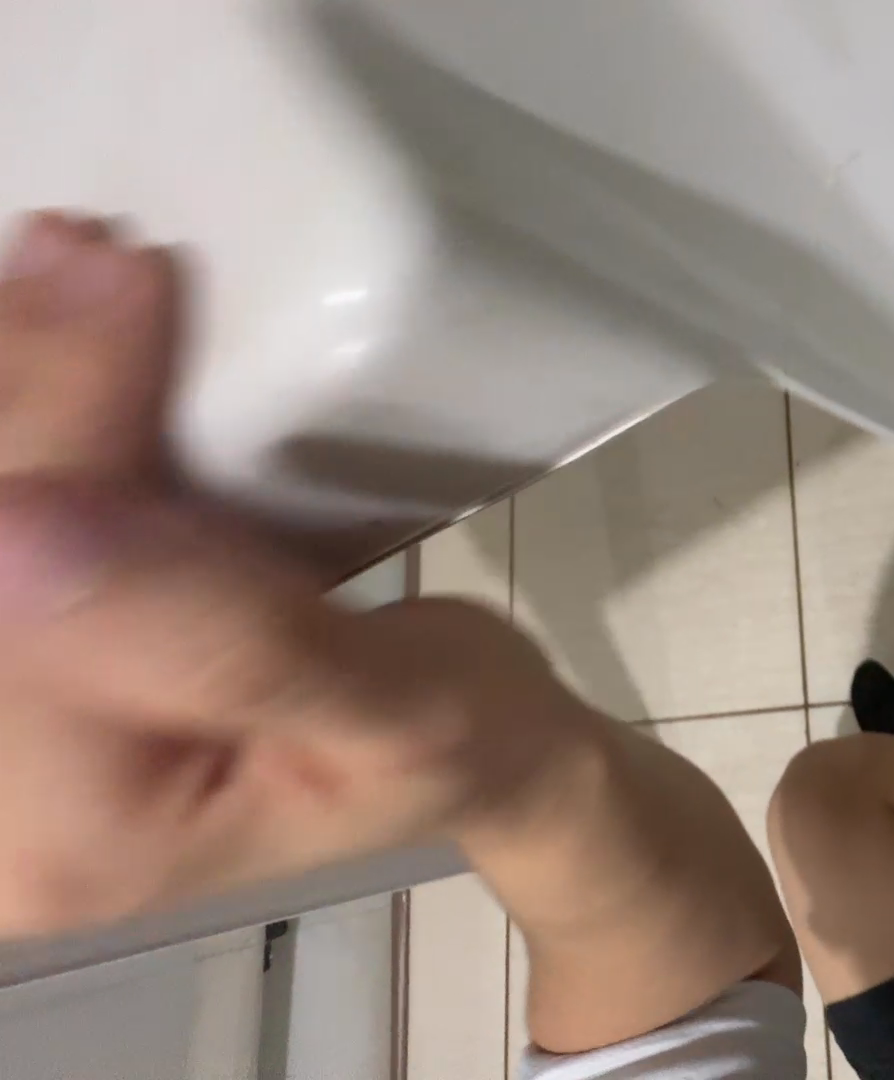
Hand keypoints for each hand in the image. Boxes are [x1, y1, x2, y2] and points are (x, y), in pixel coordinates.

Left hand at [0, 212, 592, 936]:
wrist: (488, 759)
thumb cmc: (472, 734)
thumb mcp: (401, 701)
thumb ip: (240, 649)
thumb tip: (22, 528)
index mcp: (75, 833)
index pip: (7, 606)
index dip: (49, 434)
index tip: (118, 277)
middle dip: (14, 403)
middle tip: (80, 259)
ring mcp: (3, 752)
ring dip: (16, 409)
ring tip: (63, 293)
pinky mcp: (40, 690)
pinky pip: (16, 549)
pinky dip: (39, 442)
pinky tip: (63, 379)